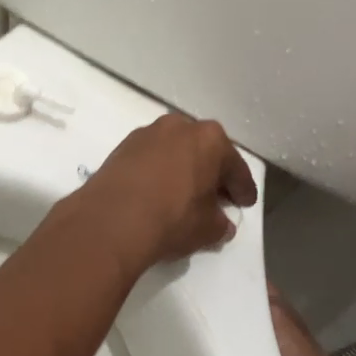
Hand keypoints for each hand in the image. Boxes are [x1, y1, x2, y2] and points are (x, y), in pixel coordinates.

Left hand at [69, 113, 257, 269]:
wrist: (110, 221)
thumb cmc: (172, 219)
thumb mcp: (208, 229)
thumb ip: (220, 223)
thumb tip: (221, 224)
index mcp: (210, 139)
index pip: (235, 168)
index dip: (243, 189)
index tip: (245, 203)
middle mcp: (179, 126)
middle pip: (204, 152)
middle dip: (211, 173)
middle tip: (216, 197)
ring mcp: (146, 134)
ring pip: (174, 152)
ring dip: (182, 169)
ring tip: (184, 194)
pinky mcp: (120, 147)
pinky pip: (150, 159)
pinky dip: (157, 172)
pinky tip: (157, 192)